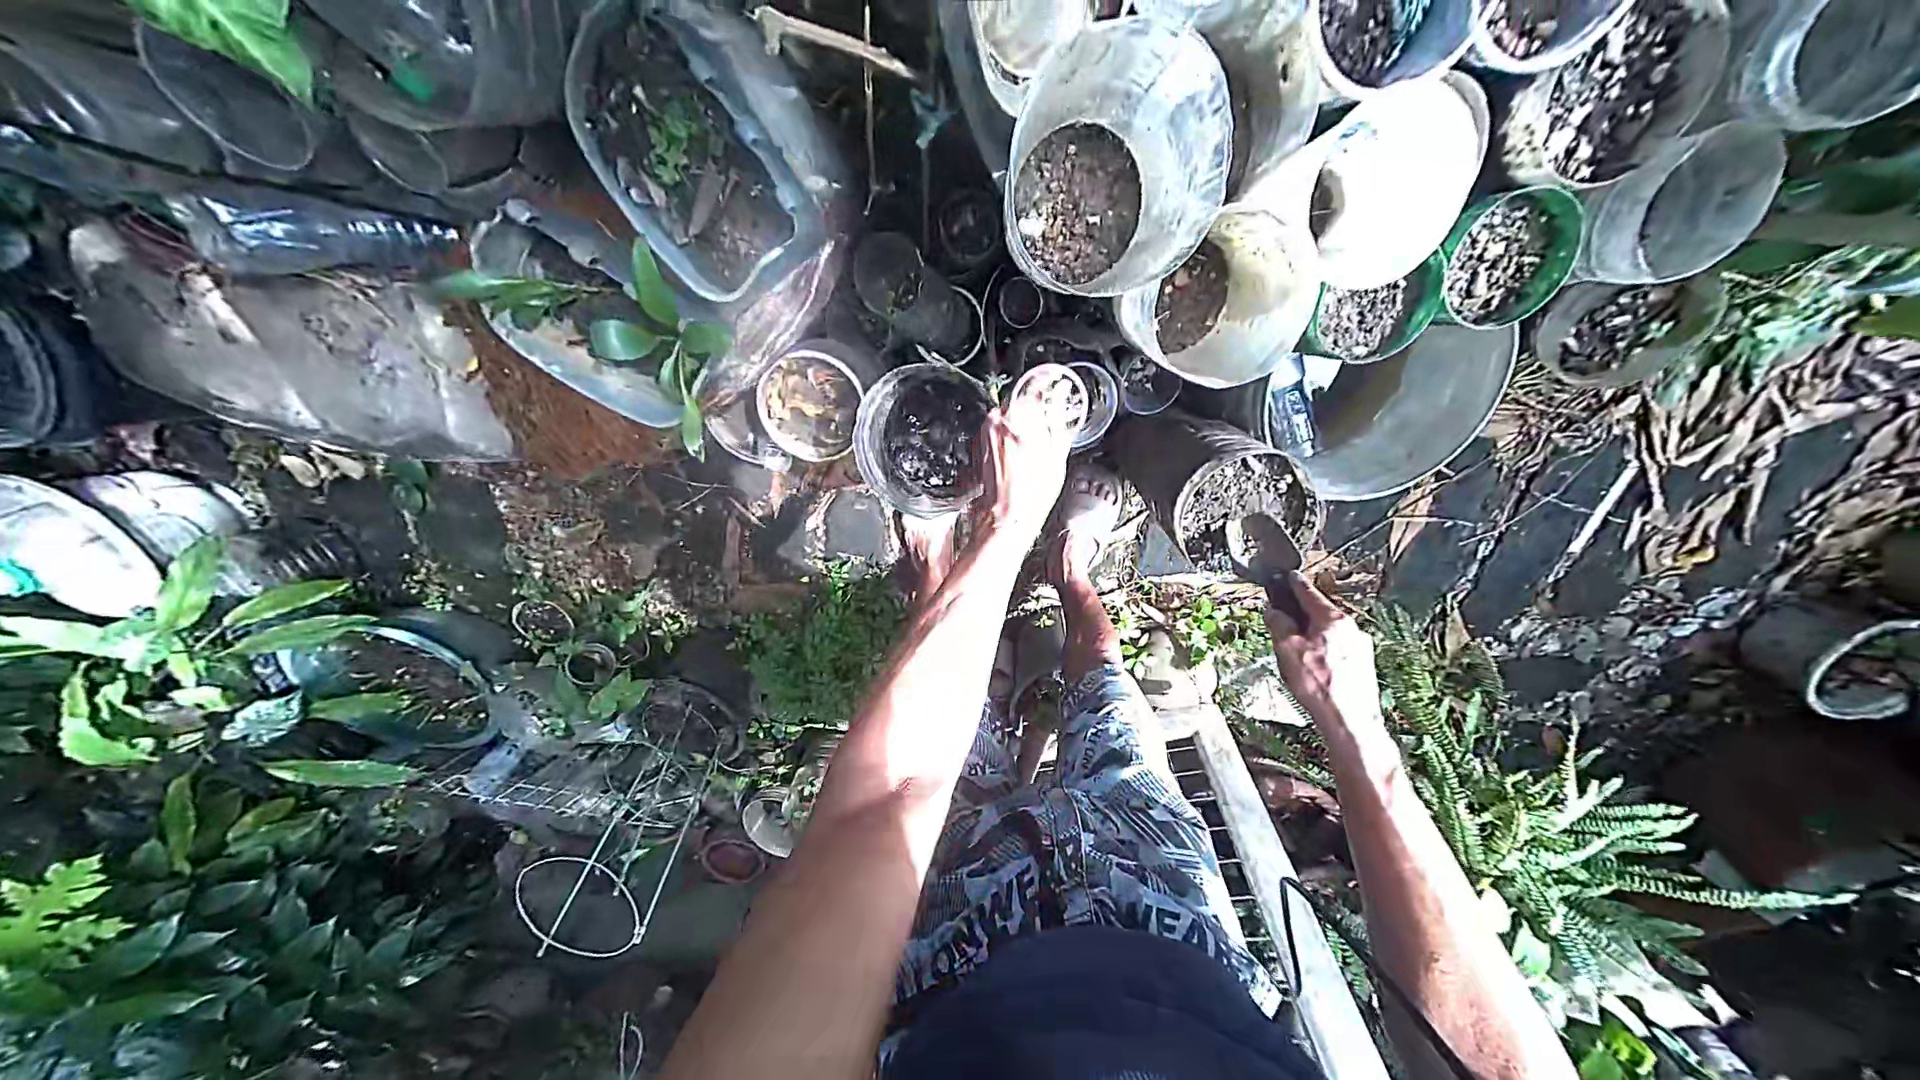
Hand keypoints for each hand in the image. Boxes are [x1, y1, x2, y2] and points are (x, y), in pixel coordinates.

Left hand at [973, 378, 1073, 543]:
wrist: (1006, 517)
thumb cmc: (1032, 493)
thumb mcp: (1056, 453)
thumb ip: (1058, 417)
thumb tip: (1062, 395)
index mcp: (1018, 418)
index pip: (1033, 387)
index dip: (1047, 385)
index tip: (1056, 385)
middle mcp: (996, 421)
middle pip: (1019, 403)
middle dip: (1034, 412)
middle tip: (1047, 430)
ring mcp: (984, 433)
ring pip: (1008, 418)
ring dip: (1021, 427)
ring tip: (1034, 451)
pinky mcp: (979, 446)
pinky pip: (998, 432)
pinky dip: (1010, 439)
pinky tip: (1021, 459)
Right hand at [1266, 573, 1384, 735]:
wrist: (1350, 722)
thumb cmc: (1319, 686)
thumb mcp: (1286, 650)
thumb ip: (1278, 625)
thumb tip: (1273, 611)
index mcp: (1333, 620)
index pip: (1310, 593)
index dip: (1295, 583)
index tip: (1290, 575)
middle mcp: (1352, 629)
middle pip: (1320, 613)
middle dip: (1301, 615)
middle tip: (1283, 622)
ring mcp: (1361, 647)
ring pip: (1329, 632)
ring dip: (1312, 635)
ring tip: (1296, 653)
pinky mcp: (1363, 665)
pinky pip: (1338, 648)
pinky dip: (1323, 650)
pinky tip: (1314, 668)